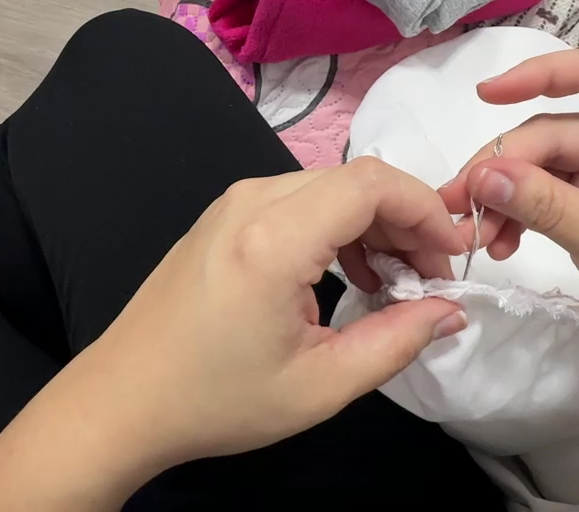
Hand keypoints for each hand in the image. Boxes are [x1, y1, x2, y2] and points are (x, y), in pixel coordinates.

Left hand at [70, 157, 468, 472]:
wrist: (126, 394)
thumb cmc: (219, 397)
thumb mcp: (319, 385)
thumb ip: (395, 342)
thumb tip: (449, 310)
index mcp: (274, 237)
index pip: (370, 184)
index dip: (424, 209)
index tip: (452, 257)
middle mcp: (253, 200)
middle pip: (353, 179)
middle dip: (405, 219)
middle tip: (432, 276)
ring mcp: (235, 200)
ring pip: (328, 186)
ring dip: (373, 223)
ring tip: (398, 279)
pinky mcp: (227, 211)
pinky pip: (298, 199)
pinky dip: (337, 225)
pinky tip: (351, 273)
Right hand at [437, 48, 578, 382]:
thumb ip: (549, 206)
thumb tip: (482, 174)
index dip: (540, 73)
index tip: (486, 94)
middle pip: (553, 132)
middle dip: (504, 165)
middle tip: (459, 202)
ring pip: (541, 168)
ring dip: (504, 196)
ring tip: (473, 233)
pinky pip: (544, 201)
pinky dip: (518, 218)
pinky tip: (499, 245)